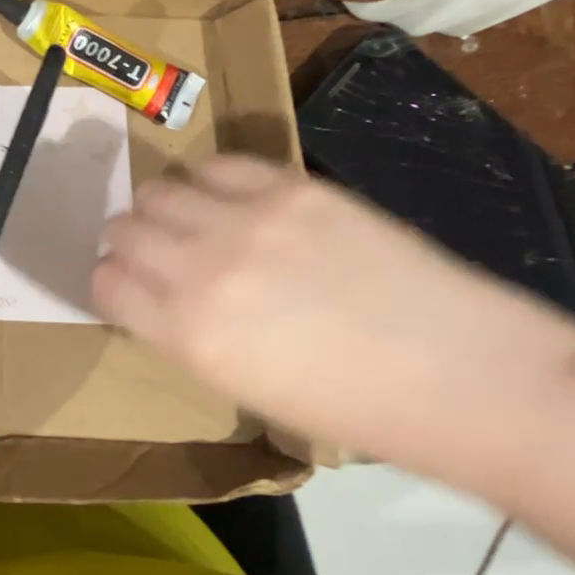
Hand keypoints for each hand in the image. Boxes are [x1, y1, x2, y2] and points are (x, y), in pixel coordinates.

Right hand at [91, 155, 574, 474]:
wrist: (471, 379)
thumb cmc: (358, 410)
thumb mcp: (246, 388)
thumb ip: (186, 333)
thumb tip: (156, 294)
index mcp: (188, 335)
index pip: (102, 283)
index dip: (109, 282)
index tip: (126, 285)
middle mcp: (201, 270)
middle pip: (122, 228)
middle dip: (128, 242)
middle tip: (155, 251)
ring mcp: (245, 220)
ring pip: (158, 190)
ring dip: (162, 208)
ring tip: (192, 221)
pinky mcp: (290, 187)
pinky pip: (216, 164)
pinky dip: (209, 180)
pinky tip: (230, 198)